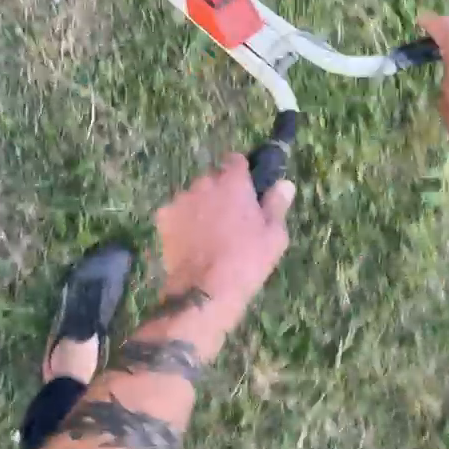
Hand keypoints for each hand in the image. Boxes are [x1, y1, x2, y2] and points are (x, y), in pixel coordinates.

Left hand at [152, 155, 293, 341]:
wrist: (205, 288)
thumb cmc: (247, 260)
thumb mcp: (274, 235)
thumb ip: (277, 204)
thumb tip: (284, 184)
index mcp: (232, 181)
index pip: (236, 160)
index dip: (242, 172)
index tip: (247, 189)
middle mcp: (203, 182)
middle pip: (213, 179)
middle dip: (221, 192)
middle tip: (232, 219)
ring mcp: (180, 198)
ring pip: (194, 196)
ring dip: (201, 206)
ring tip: (210, 235)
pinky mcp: (163, 216)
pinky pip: (177, 212)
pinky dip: (184, 222)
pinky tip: (192, 243)